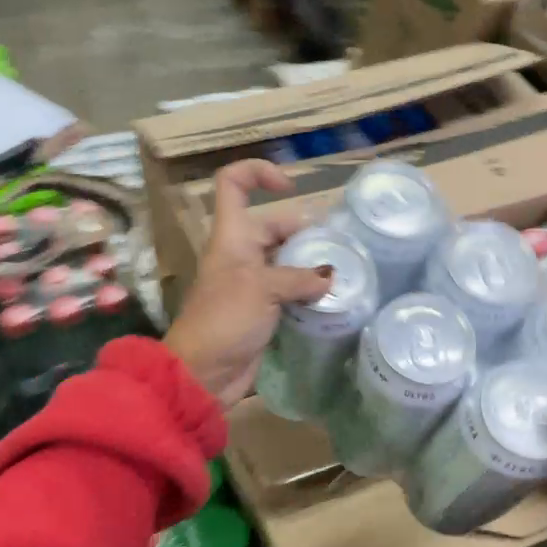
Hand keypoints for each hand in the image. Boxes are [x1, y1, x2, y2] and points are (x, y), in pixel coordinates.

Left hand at [164, 160, 332, 403]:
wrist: (203, 373)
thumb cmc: (225, 320)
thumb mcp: (263, 289)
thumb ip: (299, 277)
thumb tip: (330, 277)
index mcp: (231, 236)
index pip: (234, 184)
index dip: (259, 173)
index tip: (290, 187)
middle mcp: (240, 254)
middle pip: (274, 226)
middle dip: (305, 233)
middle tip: (339, 249)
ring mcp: (251, 284)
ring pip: (286, 262)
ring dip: (311, 266)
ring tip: (343, 275)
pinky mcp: (261, 313)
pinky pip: (289, 293)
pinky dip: (308, 294)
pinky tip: (331, 301)